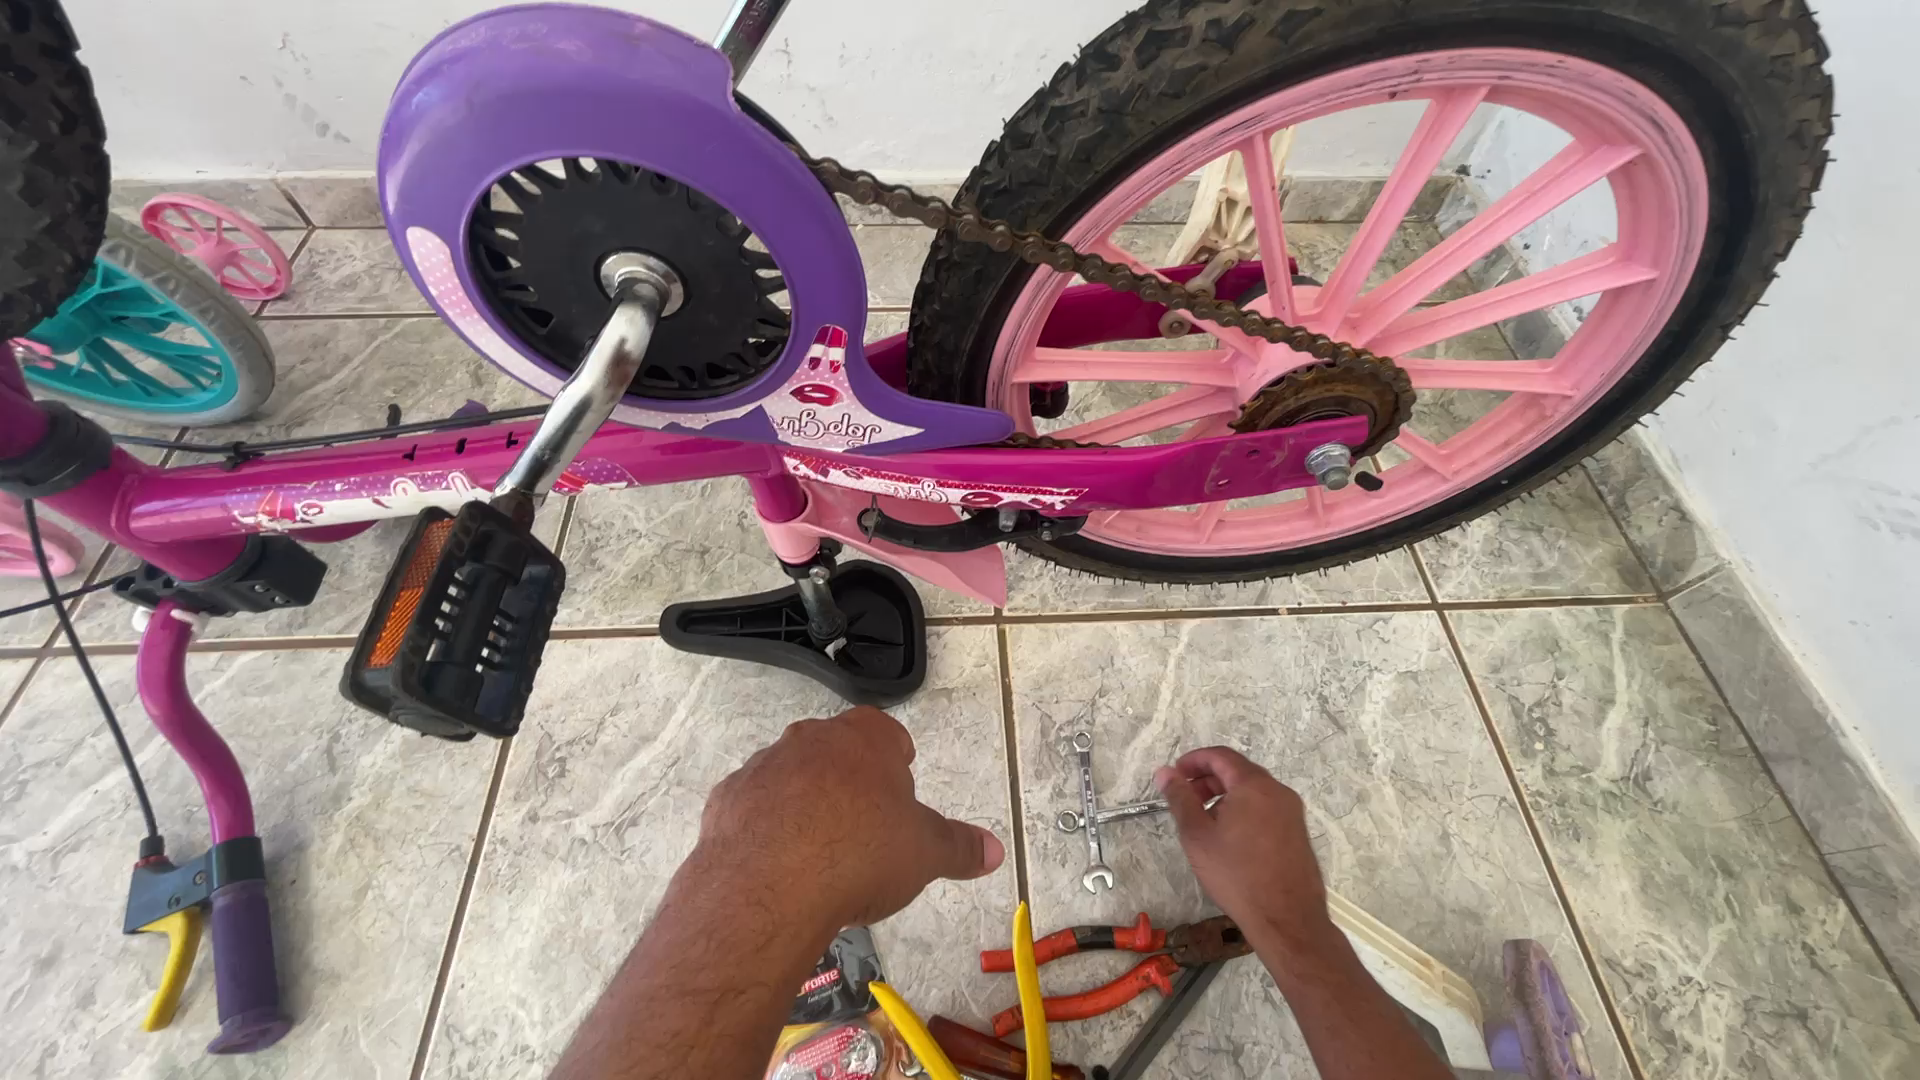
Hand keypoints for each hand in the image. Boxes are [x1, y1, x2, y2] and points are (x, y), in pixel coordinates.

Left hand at [693, 706, 1004, 930]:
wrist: (768, 885)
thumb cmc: (860, 853)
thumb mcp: (924, 853)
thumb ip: (959, 847)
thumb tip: (995, 850)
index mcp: (865, 738)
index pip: (888, 734)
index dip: (896, 764)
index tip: (899, 796)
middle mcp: (813, 737)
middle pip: (838, 752)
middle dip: (851, 783)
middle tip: (863, 831)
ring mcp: (765, 764)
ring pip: (793, 776)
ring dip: (805, 803)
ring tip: (817, 856)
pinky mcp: (727, 798)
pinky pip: (754, 806)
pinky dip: (765, 827)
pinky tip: (776, 865)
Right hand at [1155, 747, 1332, 957]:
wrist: (1287, 921)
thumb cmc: (1237, 875)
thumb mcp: (1197, 835)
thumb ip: (1180, 798)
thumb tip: (1165, 772)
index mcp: (1254, 786)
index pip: (1221, 756)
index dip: (1194, 760)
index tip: (1175, 775)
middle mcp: (1278, 792)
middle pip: (1238, 771)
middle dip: (1208, 778)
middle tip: (1185, 797)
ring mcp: (1293, 813)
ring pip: (1253, 791)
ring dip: (1224, 795)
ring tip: (1204, 820)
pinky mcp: (1298, 833)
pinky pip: (1266, 808)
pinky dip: (1243, 810)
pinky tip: (1230, 837)